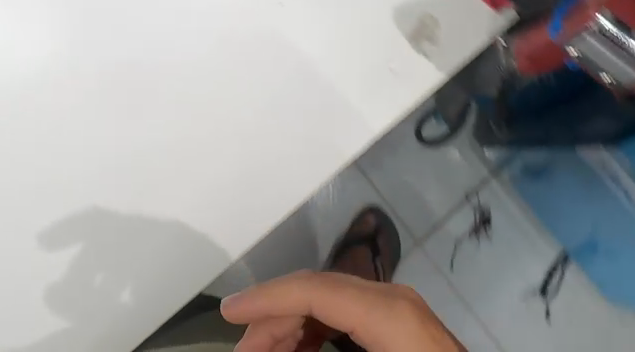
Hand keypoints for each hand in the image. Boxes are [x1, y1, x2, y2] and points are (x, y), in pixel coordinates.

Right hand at [222, 272, 466, 351]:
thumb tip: (262, 349)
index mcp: (388, 311)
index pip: (312, 288)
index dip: (265, 299)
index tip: (228, 314)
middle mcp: (394, 300)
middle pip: (318, 293)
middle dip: (274, 320)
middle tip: (241, 351)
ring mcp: (403, 313)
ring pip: (332, 305)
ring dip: (294, 328)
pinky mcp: (406, 330)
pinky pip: (351, 319)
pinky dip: (319, 334)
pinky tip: (299, 351)